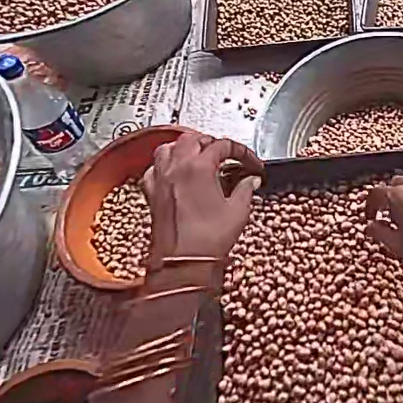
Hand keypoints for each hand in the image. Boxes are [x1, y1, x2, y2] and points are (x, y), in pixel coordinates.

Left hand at [142, 132, 263, 268]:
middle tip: (227, 155)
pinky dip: (165, 164)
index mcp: (199, 167)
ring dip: (186, 146)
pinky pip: (154, 168)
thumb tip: (250, 181)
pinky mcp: (152, 193)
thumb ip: (246, 190)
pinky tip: (175, 172)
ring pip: (169, 147)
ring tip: (199, 155)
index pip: (223, 145)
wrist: (181, 263)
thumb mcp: (237, 212)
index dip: (242, 152)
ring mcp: (161, 179)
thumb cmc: (206, 240)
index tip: (251, 164)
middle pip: (193, 138)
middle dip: (212, 142)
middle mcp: (176, 167)